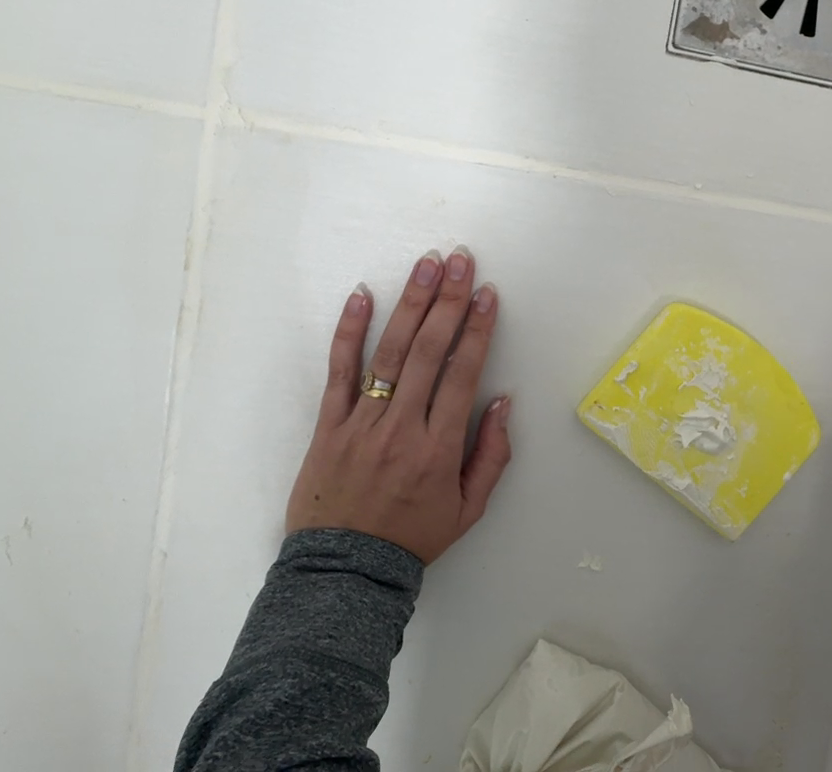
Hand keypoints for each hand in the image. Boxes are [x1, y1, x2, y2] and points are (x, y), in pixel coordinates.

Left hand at [285, 247, 513, 563]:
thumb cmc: (414, 537)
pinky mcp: (329, 425)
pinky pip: (338, 372)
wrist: (344, 572)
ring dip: (410, 305)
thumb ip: (491, 455)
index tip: (486, 294)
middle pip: (429, 351)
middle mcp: (401, 427)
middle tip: (459, 260)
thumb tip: (502, 402)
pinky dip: (349, 332)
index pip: (463, 374)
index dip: (477, 330)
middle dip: (447, 301)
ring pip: (389, 353)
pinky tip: (361, 296)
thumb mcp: (469, 509)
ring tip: (425, 265)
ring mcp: (361, 423)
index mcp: (439, 448)